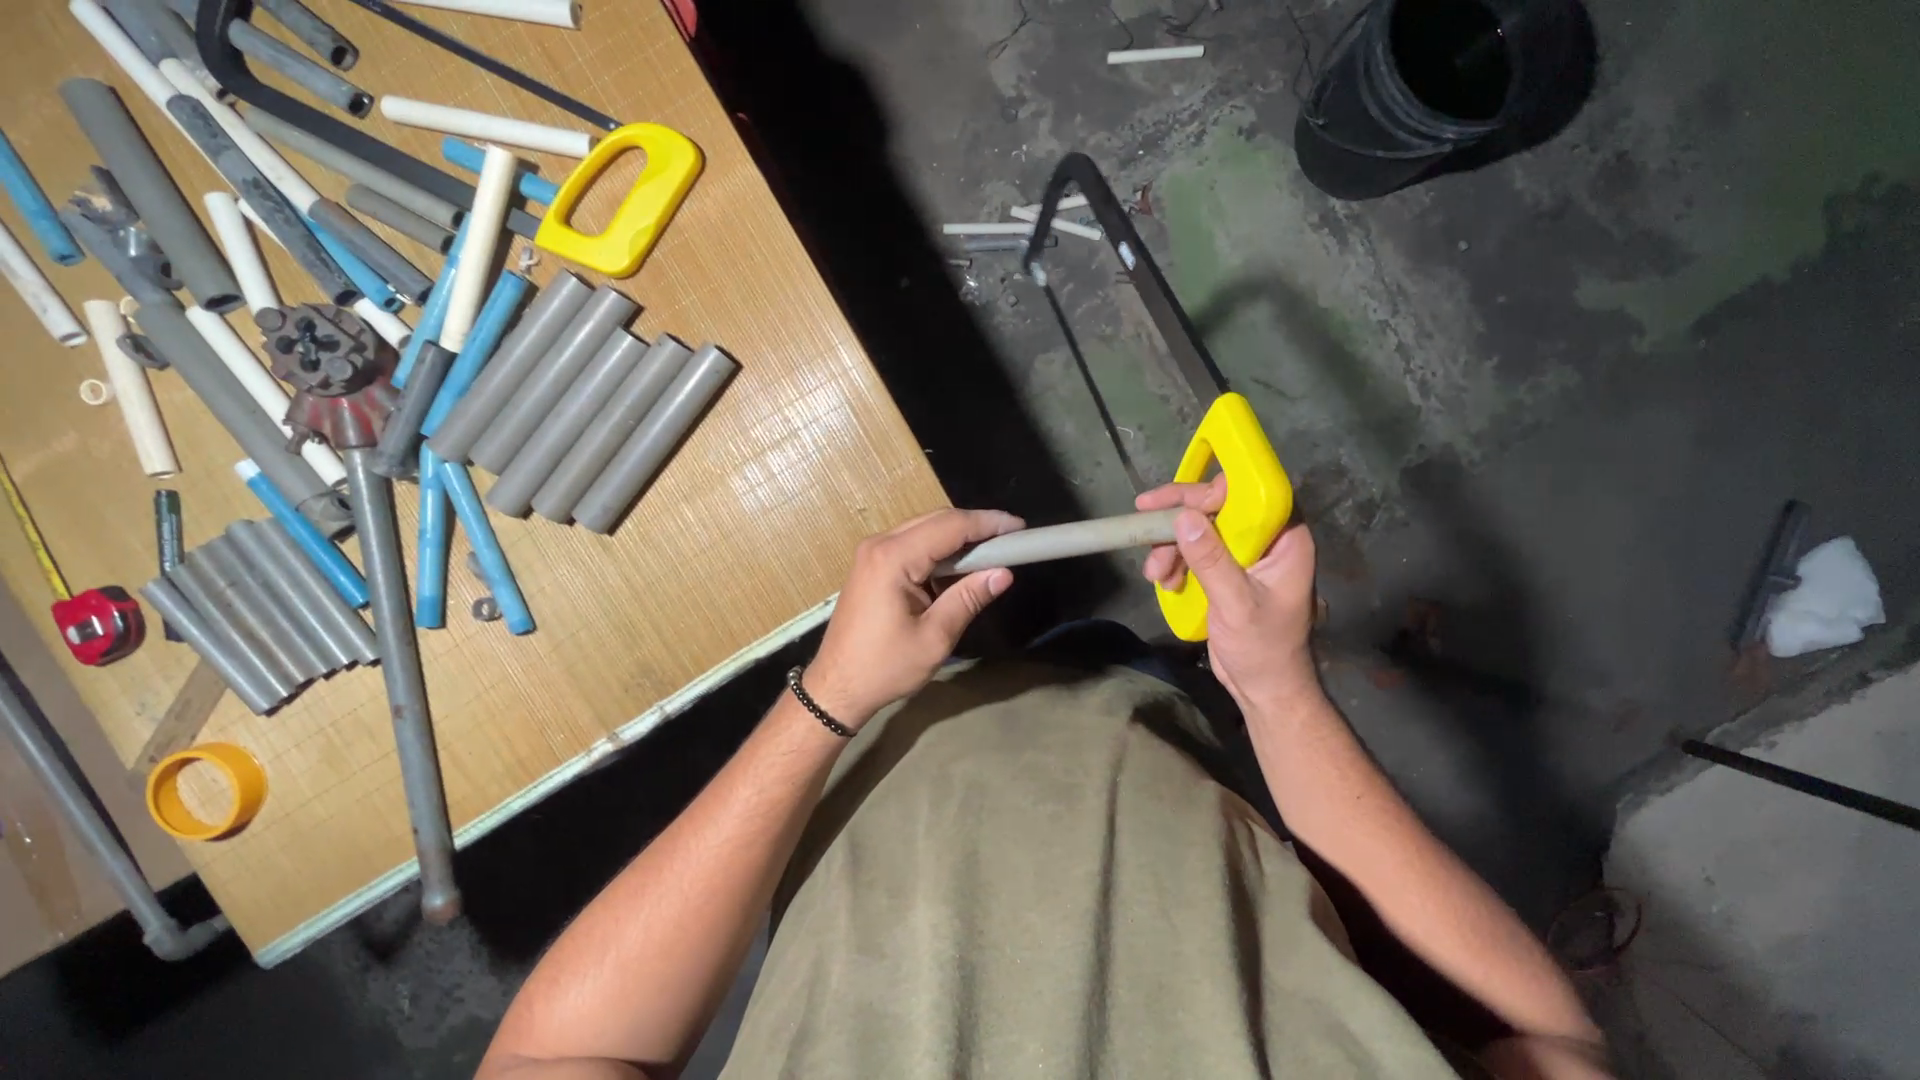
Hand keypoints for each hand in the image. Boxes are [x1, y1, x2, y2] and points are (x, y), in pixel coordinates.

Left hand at [806, 508, 1024, 726]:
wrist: (836, 687)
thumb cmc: (885, 667)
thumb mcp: (935, 637)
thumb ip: (968, 598)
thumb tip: (1004, 573)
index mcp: (892, 558)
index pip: (949, 526)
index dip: (988, 523)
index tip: (1020, 528)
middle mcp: (879, 545)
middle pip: (936, 521)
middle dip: (976, 527)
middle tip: (1012, 540)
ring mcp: (872, 553)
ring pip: (924, 530)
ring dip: (958, 539)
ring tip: (994, 552)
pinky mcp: (871, 565)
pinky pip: (912, 545)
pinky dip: (939, 551)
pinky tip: (961, 566)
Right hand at [1137, 475, 1318, 712]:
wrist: (1264, 689)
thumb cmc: (1263, 649)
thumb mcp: (1236, 604)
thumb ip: (1211, 560)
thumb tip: (1184, 518)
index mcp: (1285, 539)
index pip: (1251, 494)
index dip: (1213, 491)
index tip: (1178, 504)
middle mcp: (1266, 539)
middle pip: (1219, 506)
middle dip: (1180, 520)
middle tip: (1145, 525)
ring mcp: (1244, 554)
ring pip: (1200, 527)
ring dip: (1171, 544)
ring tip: (1155, 574)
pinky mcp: (1226, 570)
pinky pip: (1195, 549)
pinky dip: (1174, 559)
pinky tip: (1162, 580)